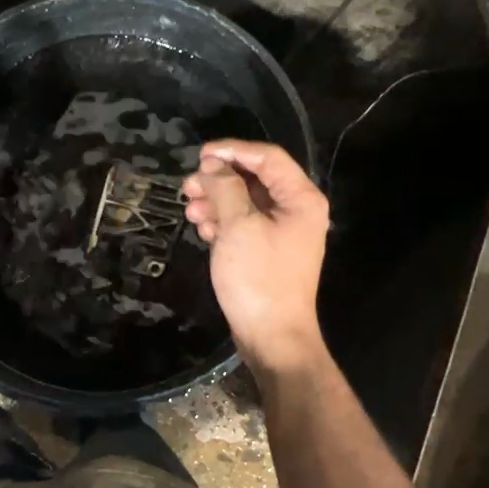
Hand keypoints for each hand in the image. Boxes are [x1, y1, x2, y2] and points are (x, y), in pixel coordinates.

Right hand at [182, 140, 329, 372]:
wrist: (272, 336)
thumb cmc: (258, 278)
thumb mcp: (238, 227)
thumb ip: (226, 189)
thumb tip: (213, 167)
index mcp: (300, 198)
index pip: (267, 158)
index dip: (233, 151)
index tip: (200, 155)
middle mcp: (296, 211)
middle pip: (255, 180)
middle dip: (219, 180)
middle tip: (188, 187)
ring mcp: (282, 234)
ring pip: (246, 204)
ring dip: (216, 202)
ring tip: (190, 210)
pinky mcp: (267, 254)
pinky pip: (244, 227)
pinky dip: (222, 223)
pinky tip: (202, 229)